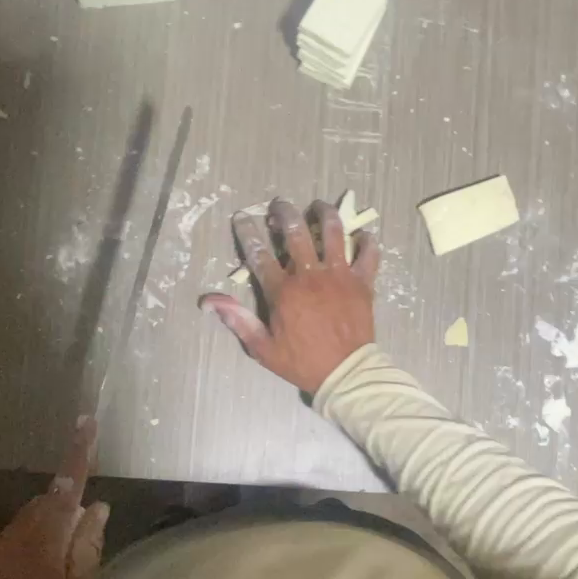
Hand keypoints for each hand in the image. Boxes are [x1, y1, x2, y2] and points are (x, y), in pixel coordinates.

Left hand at [0, 418, 109, 578]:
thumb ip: (87, 546)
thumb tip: (95, 507)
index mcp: (42, 540)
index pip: (65, 485)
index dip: (78, 453)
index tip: (86, 422)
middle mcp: (14, 535)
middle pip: (47, 501)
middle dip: (68, 504)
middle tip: (90, 532)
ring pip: (31, 520)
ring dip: (52, 527)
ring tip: (68, 565)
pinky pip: (18, 539)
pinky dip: (37, 543)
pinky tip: (45, 576)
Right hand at [200, 198, 379, 392]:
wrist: (346, 373)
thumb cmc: (302, 362)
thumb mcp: (263, 348)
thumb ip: (238, 320)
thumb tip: (209, 300)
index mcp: (283, 291)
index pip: (259, 253)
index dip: (247, 232)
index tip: (241, 217)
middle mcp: (310, 275)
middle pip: (295, 232)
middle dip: (284, 213)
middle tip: (279, 205)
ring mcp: (339, 275)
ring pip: (332, 232)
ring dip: (324, 214)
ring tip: (318, 206)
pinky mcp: (362, 282)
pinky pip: (368, 253)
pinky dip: (367, 240)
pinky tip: (361, 234)